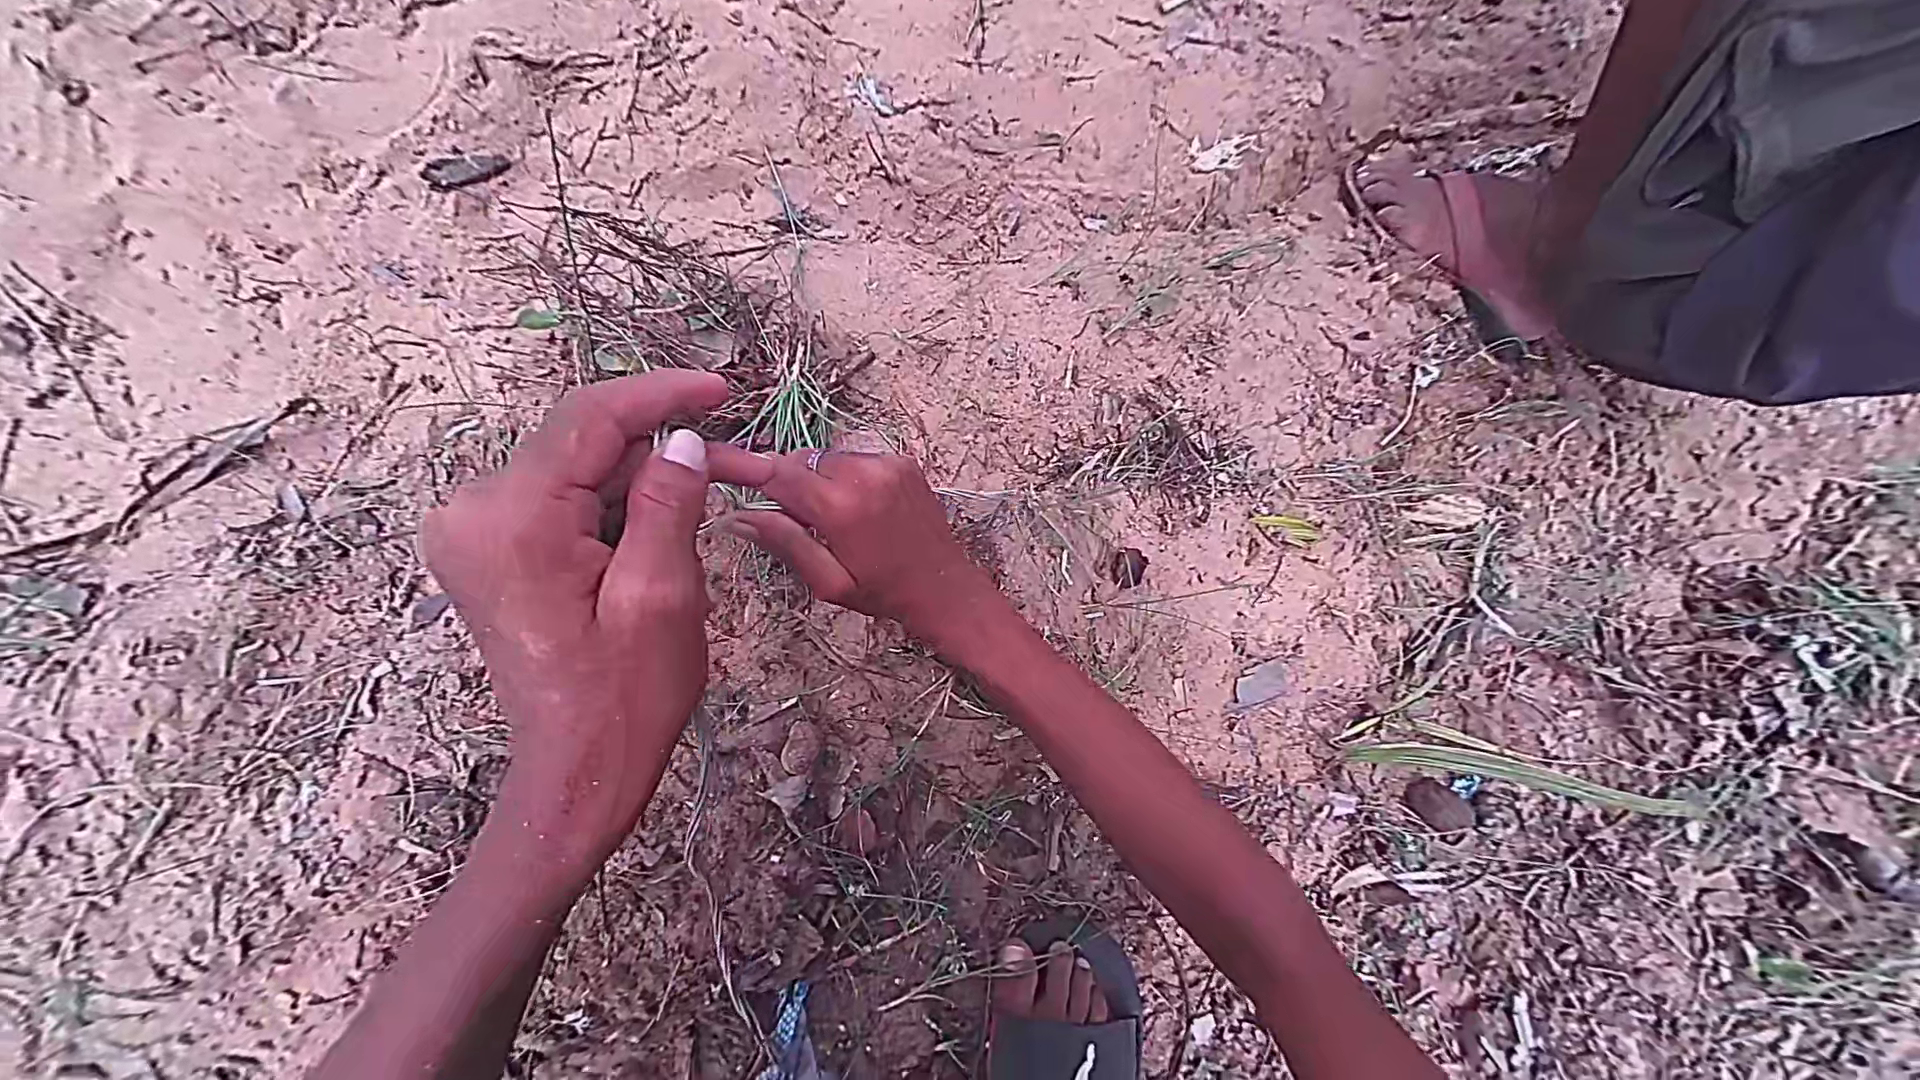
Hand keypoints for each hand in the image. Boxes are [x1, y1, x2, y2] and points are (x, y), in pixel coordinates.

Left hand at [421, 371, 728, 876]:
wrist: (580, 767)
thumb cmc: (628, 692)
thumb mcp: (663, 593)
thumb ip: (670, 504)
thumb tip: (684, 439)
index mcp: (512, 521)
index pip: (589, 420)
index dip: (661, 394)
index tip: (720, 388)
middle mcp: (474, 512)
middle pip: (585, 447)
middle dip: (660, 455)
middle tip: (729, 475)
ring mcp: (477, 530)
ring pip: (583, 474)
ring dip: (644, 490)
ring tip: (686, 539)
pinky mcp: (495, 548)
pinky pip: (570, 501)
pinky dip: (621, 511)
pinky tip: (652, 548)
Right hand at [706, 446, 1001, 643]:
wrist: (946, 587)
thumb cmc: (884, 594)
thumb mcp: (828, 582)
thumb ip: (784, 543)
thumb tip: (735, 517)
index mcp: (841, 507)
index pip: (775, 472)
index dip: (736, 463)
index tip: (706, 457)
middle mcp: (864, 474)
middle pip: (800, 460)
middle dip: (786, 481)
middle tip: (795, 517)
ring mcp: (887, 463)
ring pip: (827, 456)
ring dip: (816, 478)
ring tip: (832, 516)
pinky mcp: (903, 461)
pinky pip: (855, 457)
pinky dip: (844, 474)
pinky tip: (858, 506)